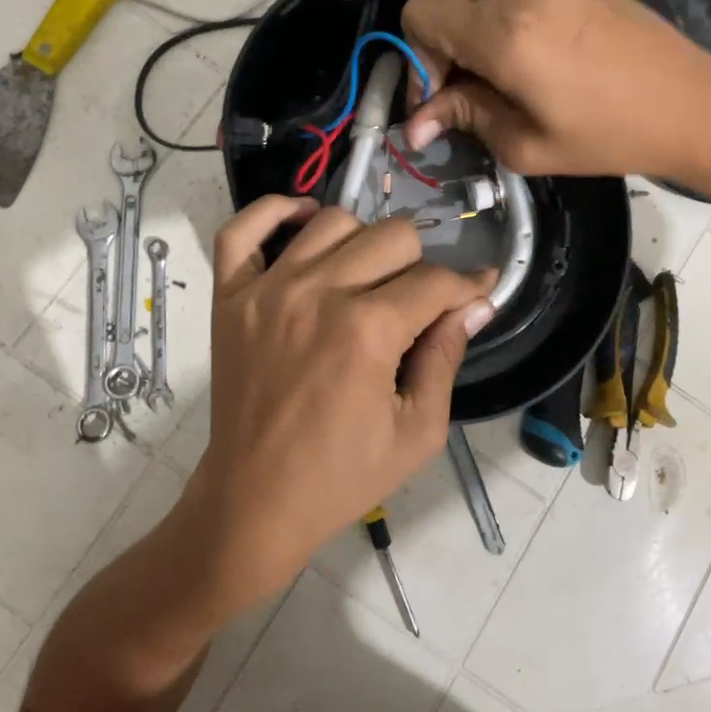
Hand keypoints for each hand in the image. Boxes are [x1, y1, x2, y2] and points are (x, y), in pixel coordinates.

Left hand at [193, 196, 494, 601]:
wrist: (255, 500)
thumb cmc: (342, 476)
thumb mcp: (417, 431)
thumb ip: (446, 357)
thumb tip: (475, 303)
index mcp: (367, 330)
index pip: (435, 280)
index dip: (468, 284)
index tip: (479, 289)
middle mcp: (317, 293)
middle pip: (392, 236)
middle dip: (421, 265)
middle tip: (419, 300)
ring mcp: (267, 289)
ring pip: (332, 222)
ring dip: (363, 241)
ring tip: (368, 276)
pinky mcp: (231, 296)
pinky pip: (243, 229)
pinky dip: (275, 212)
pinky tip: (305, 223)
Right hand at [401, 0, 710, 182]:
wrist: (690, 103)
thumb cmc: (609, 135)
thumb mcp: (527, 145)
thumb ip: (463, 118)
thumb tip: (413, 125)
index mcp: (503, 33)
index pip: (419, 17)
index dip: (415, 61)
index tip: (437, 99)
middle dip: (428, 33)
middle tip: (454, 78)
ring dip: (455, 9)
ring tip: (481, 55)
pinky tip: (510, 33)